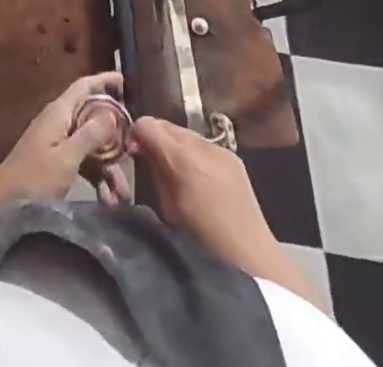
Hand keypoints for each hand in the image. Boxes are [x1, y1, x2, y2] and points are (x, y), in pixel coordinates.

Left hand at [0, 72, 127, 203]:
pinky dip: (97, 177)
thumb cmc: (34, 178)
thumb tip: (112, 112)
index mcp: (59, 113)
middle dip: (115, 136)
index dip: (103, 80)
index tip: (125, 80)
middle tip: (134, 151)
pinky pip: (84, 162)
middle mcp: (59, 121)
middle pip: (93, 117)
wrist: (2, 203)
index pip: (83, 86)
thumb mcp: (66, 158)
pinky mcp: (57, 160)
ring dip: (109, 167)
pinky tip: (108, 200)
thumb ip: (89, 135)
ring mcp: (57, 141)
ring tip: (122, 195)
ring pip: (92, 144)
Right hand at [131, 116, 280, 277]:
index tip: (133, 152)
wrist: (249, 258)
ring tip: (173, 168)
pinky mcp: (234, 158)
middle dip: (155, 137)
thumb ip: (154, 169)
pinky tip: (196, 174)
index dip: (136, 134)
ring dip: (174, 144)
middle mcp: (203, 146)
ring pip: (185, 133)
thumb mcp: (167, 205)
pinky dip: (193, 152)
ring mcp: (221, 150)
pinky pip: (204, 145)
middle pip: (167, 124)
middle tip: (149, 158)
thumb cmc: (199, 239)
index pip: (148, 124)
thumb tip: (142, 149)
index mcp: (182, 158)